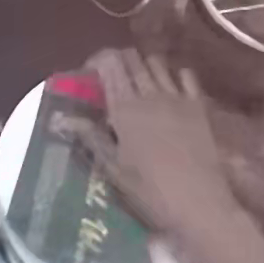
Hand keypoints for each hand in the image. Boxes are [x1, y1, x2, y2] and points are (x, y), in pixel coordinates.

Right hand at [67, 49, 263, 262]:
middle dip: (119, 60)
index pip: (109, 62)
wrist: (200, 205)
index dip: (98, 60)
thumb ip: (90, 136)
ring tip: (139, 83)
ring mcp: (176, 97)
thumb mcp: (114, 167)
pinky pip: (186, 74)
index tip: (90, 75)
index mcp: (124, 107)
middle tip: (113, 79)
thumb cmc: (150, 191)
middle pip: (131, 57)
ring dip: (144, 65)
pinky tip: (169, 89)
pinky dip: (175, 74)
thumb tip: (62, 118)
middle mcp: (149, 93)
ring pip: (156, 62)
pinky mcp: (198, 105)